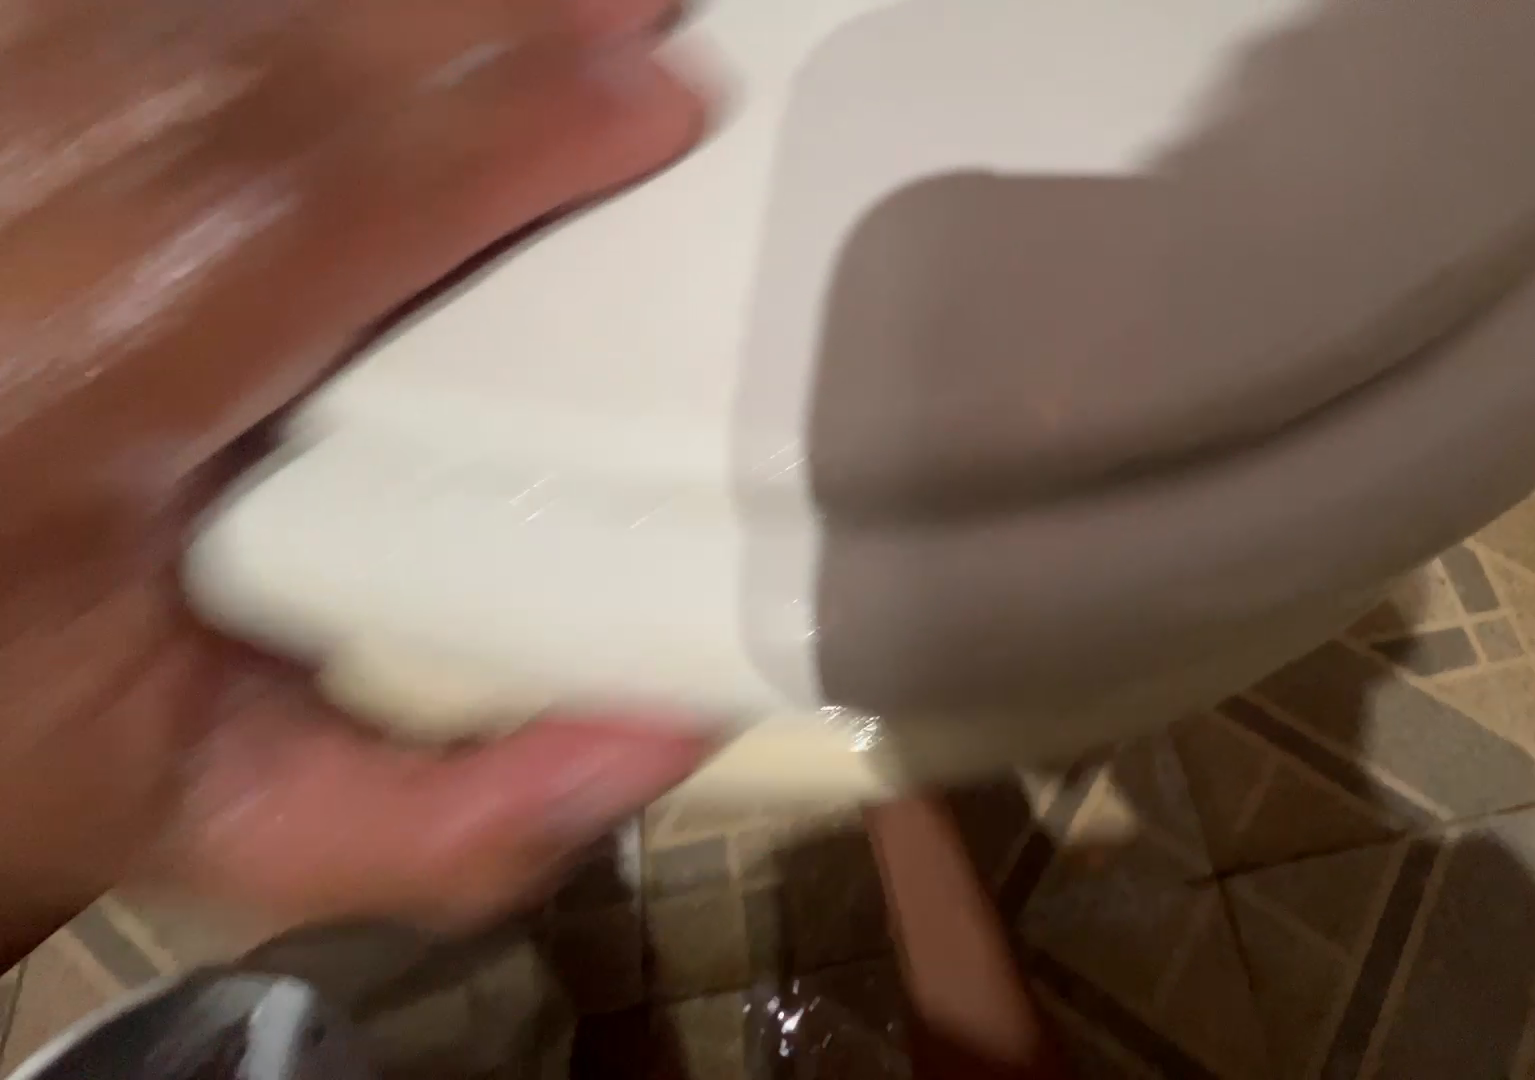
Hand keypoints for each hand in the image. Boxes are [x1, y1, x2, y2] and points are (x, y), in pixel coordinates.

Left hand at [0, 0, 708, 945]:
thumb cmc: (32, 756)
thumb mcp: (247, 823)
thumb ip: (461, 813)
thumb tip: (682, 728)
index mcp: (37, 423)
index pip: (298, 209)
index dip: (497, 134)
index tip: (662, 95)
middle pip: (236, 63)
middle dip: (474, 22)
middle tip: (646, 9)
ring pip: (163, 10)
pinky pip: (114, 24)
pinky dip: (267, 10)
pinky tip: (399, 20)